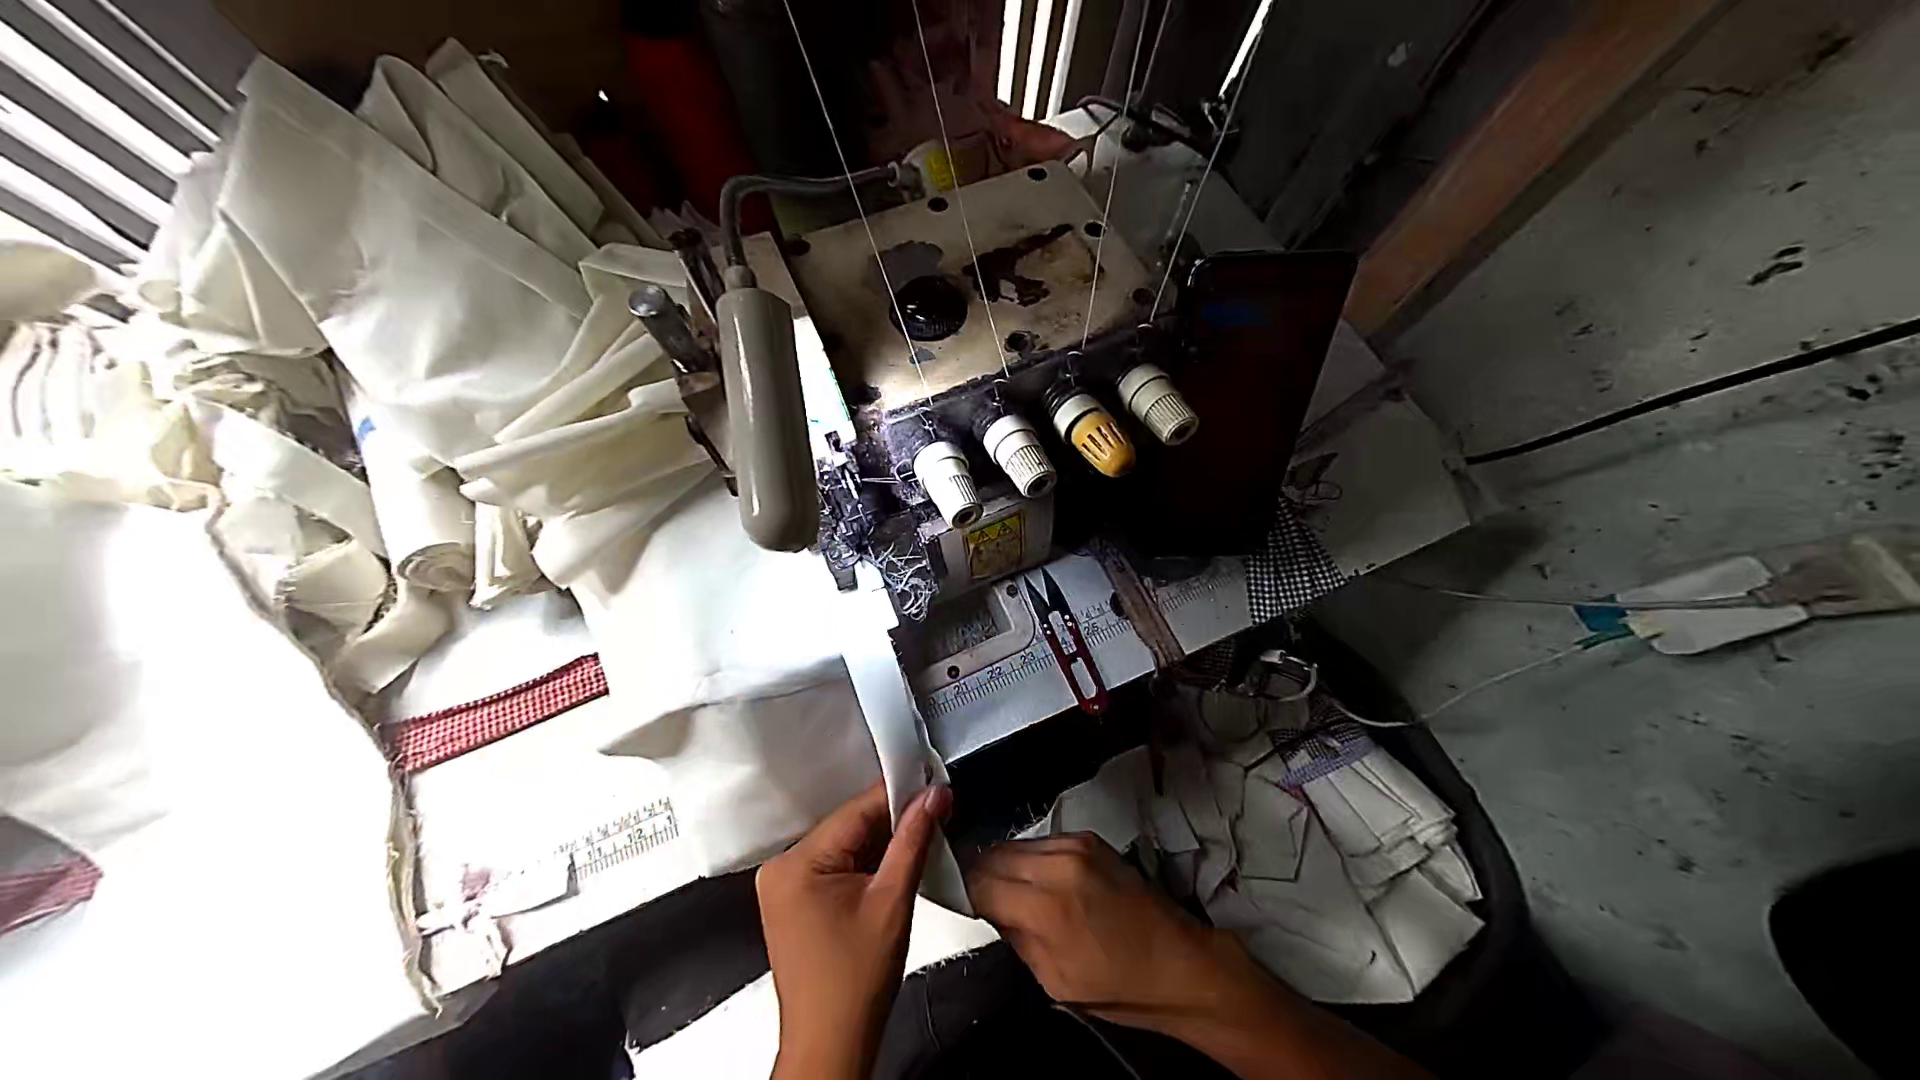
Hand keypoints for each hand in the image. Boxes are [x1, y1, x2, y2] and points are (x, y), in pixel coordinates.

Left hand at [757, 782, 952, 1079]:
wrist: (831, 1045)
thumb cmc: (856, 984)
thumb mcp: (892, 902)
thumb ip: (913, 840)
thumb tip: (932, 796)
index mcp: (796, 864)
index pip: (856, 811)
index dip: (898, 796)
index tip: (932, 786)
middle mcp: (781, 867)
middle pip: (849, 825)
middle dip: (892, 820)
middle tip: (934, 812)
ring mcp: (784, 884)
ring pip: (845, 843)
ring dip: (881, 841)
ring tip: (921, 835)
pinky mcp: (794, 898)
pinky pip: (835, 863)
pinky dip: (865, 861)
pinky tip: (894, 862)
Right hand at [968, 834, 1430, 1079]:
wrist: (1180, 962)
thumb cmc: (1118, 986)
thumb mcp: (1053, 980)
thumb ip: (1014, 936)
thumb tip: (988, 907)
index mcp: (1047, 906)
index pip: (979, 881)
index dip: (961, 889)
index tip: (953, 896)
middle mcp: (1057, 863)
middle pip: (992, 854)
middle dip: (978, 872)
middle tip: (975, 893)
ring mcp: (1075, 844)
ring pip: (1014, 844)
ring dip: (1003, 863)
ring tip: (1005, 888)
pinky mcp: (1088, 837)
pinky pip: (1041, 842)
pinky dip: (1030, 858)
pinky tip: (1036, 879)